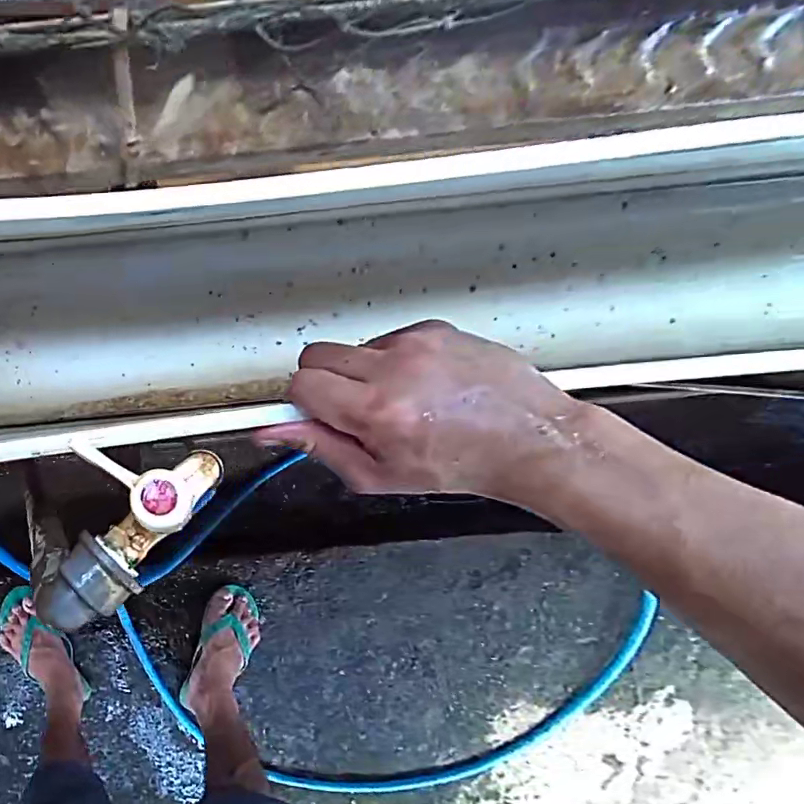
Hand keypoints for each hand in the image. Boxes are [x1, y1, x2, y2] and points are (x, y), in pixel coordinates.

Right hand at [254, 320, 589, 502]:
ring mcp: (417, 343)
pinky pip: (386, 338)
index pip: (300, 384)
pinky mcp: (435, 329)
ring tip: (395, 398)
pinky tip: (419, 383)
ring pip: (350, 347)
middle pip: (315, 355)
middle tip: (349, 407)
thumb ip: (317, 446)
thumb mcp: (376, 474)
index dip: (300, 401)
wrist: (531, 441)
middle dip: (320, 381)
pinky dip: (391, 360)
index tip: (309, 412)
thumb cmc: (460, 466)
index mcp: (377, 411)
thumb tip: (272, 431)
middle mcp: (395, 369)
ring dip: (358, 372)